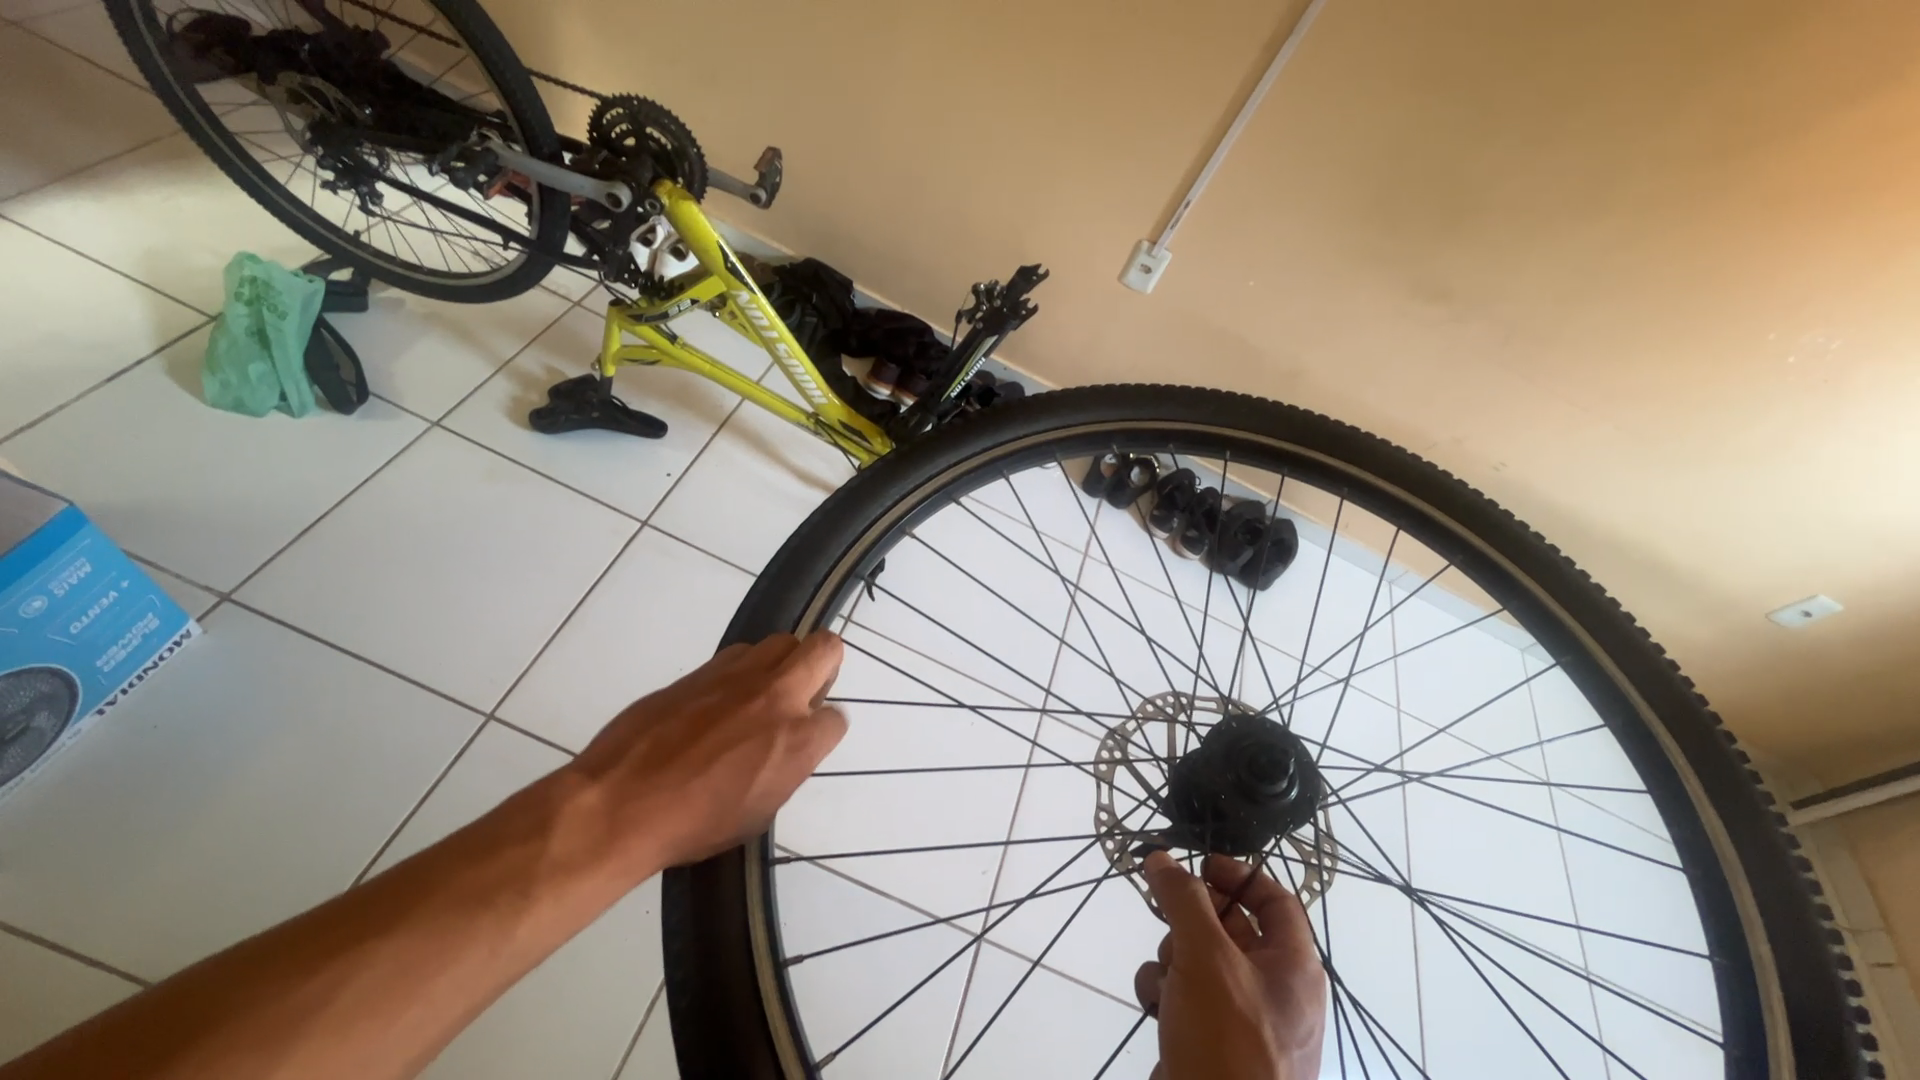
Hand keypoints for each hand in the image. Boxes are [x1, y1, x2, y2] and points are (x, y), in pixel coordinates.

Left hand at [565, 632, 848, 872]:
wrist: (620, 804)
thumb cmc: (693, 826)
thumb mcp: (759, 812)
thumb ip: (785, 768)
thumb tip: (785, 749)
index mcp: (797, 741)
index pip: (837, 718)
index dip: (822, 732)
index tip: (806, 742)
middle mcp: (776, 697)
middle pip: (825, 648)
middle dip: (825, 666)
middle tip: (804, 693)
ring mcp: (737, 676)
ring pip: (781, 642)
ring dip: (780, 664)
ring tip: (758, 696)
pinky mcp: (701, 670)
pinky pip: (739, 654)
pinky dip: (741, 671)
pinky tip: (720, 701)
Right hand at [1135, 852, 1326, 1079]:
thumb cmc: (1228, 1039)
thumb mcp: (1205, 955)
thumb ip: (1182, 899)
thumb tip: (1161, 857)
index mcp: (1295, 967)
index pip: (1276, 900)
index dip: (1237, 876)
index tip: (1197, 864)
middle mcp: (1277, 993)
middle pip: (1229, 930)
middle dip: (1190, 924)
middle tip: (1168, 922)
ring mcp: (1245, 1024)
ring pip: (1200, 963)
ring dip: (1171, 961)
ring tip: (1166, 981)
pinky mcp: (1214, 1048)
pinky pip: (1187, 999)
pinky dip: (1166, 994)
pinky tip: (1156, 1009)